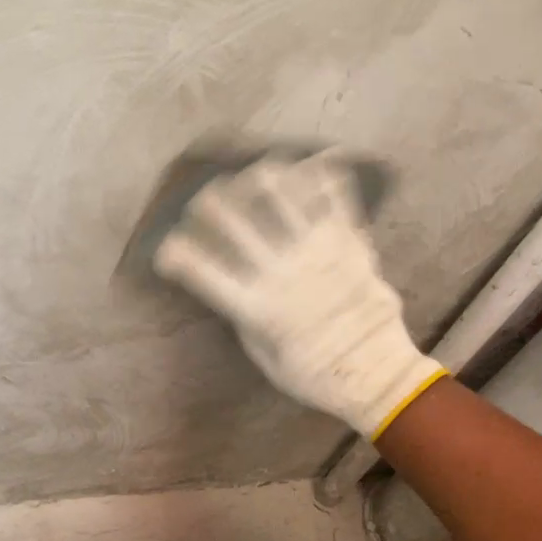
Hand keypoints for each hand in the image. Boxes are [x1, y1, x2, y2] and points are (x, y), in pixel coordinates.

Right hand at [154, 152, 445, 439]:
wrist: (375, 373)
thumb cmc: (312, 374)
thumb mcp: (262, 354)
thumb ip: (244, 317)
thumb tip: (236, 283)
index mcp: (256, 308)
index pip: (205, 273)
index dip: (178, 256)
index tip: (166, 247)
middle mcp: (282, 273)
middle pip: (236, 225)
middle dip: (209, 206)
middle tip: (201, 199)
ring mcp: (318, 252)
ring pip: (283, 199)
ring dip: (260, 180)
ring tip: (252, 173)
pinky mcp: (350, 242)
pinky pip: (335, 199)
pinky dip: (321, 179)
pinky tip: (310, 166)